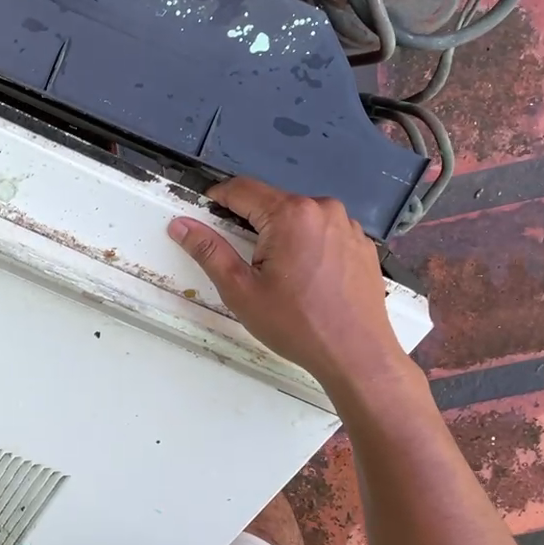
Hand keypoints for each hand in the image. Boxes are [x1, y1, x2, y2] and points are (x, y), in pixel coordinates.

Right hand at [168, 177, 410, 389]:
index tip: (204, 214)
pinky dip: (308, 245)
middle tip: (243, 261)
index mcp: (290, 214)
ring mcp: (347, 225)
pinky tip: (307, 278)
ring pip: (299, 217)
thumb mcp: (240, 289)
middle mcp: (323, 209)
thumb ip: (208, 251)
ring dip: (280, 234)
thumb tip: (181, 225)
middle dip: (251, 223)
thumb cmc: (295, 324)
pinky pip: (324, 232)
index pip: (242, 189)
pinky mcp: (362, 244)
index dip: (217, 199)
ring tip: (278, 274)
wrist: (357, 355)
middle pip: (272, 202)